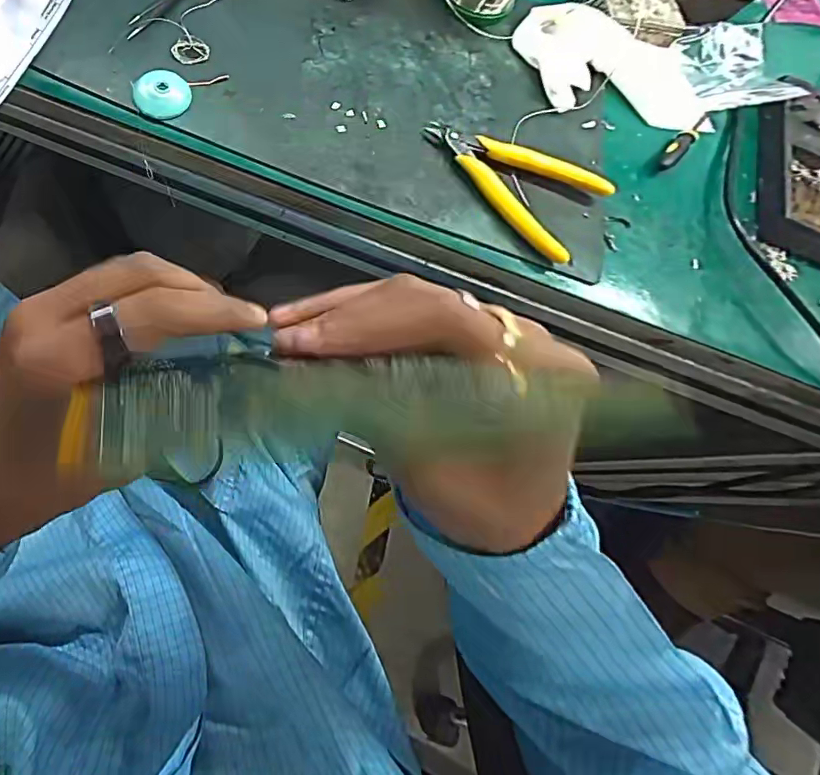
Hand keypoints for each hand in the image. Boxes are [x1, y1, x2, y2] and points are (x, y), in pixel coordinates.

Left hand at [0, 253, 267, 550]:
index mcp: (53, 355)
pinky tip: (174, 311)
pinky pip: (106, 283)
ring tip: (214, 310)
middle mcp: (41, 314)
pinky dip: (148, 290)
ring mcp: (37, 304)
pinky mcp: (40, 307)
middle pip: (133, 272)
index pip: (143, 312)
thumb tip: (218, 371)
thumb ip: (164, 402)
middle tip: (237, 313)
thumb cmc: (41, 487)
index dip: (207, 310)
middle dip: (195, 287)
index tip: (253, 321)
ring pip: (120, 270)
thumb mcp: (113, 454)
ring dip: (174, 283)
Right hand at [271, 276, 596, 552]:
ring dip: (341, 310)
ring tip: (286, 324)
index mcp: (534, 369)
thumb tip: (308, 372)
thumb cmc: (482, 509)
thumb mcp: (430, 468)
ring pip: (407, 297)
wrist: (515, 523)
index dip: (369, 324)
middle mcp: (520, 334)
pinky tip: (313, 324)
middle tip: (285, 333)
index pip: (443, 317)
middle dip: (344, 315)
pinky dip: (355, 317)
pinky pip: (407, 310)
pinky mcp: (464, 329)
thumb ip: (377, 411)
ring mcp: (492, 326)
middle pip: (420, 298)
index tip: (310, 342)